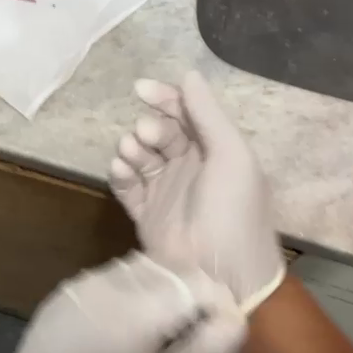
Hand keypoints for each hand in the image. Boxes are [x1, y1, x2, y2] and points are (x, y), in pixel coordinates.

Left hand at [0, 253, 245, 352]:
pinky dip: (127, 294)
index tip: (223, 330)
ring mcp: (79, 285)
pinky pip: (107, 280)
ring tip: (163, 334)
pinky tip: (127, 332)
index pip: (196, 278)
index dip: (219, 300)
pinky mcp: (61, 297)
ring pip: (136, 269)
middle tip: (196, 333)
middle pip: (166, 267)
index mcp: (136, 304)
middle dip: (190, 292)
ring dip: (159, 289)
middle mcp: (105, 281)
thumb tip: (234, 314)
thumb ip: (211, 350)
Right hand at [108, 71, 284, 313]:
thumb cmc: (232, 211)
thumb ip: (208, 114)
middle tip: (147, 136)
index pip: (187, 112)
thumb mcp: (231, 156)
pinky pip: (126, 184)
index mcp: (216, 150)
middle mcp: (190, 166)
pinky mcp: (145, 214)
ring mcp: (167, 191)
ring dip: (132, 147)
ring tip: (131, 155)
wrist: (220, 279)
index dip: (165, 97)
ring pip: (141, 153)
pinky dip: (120, 172)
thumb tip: (188, 74)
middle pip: (161, 130)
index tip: (141, 89)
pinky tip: (121, 170)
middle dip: (150, 126)